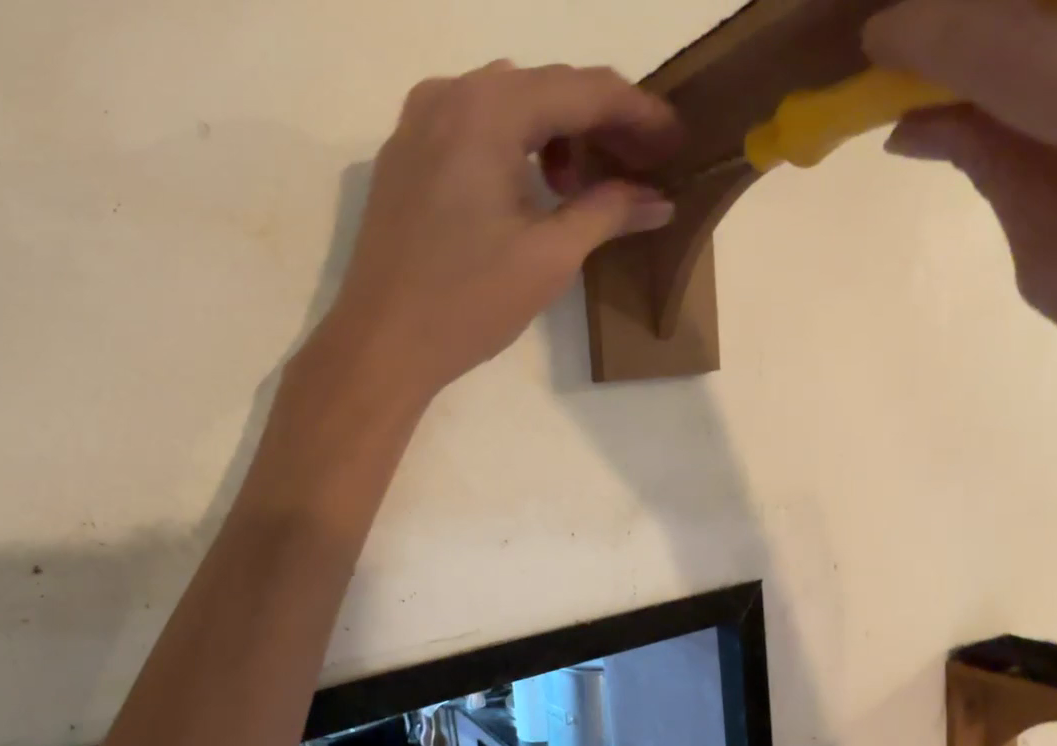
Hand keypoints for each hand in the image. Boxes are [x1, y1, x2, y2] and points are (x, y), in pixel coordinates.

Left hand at [318, 62, 679, 400]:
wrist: (379, 346)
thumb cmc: (467, 303)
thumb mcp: (549, 257)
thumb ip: (608, 211)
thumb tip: (658, 200)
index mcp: (487, 110)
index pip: (585, 89)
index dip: (640, 114)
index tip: (677, 144)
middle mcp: (448, 96)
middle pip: (545, 88)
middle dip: (600, 124)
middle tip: (641, 167)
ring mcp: (417, 124)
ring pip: (508, 105)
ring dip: (556, 134)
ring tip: (583, 187)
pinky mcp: (403, 156)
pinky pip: (472, 127)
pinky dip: (513, 145)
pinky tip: (531, 189)